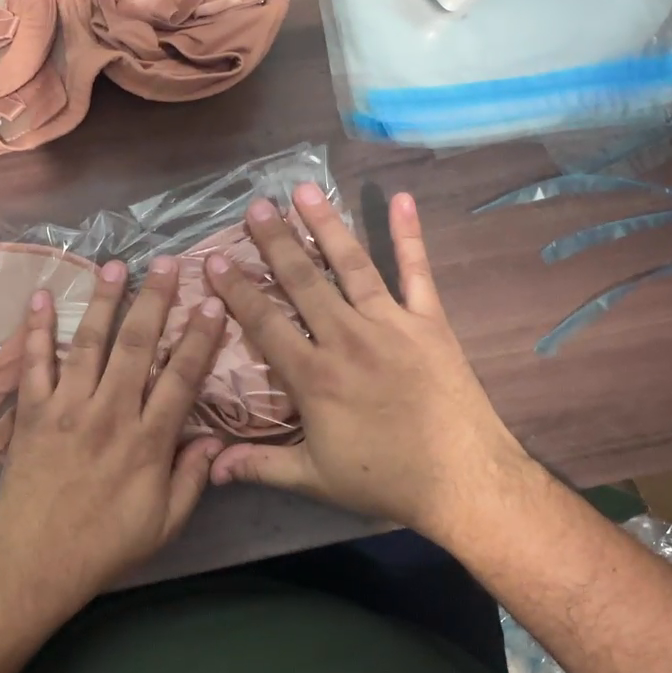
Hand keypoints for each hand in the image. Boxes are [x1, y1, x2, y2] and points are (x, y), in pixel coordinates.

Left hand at [0, 257, 227, 595]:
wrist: (35, 561)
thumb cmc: (105, 545)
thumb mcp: (165, 523)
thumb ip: (192, 478)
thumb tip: (217, 441)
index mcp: (148, 441)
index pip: (181, 377)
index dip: (199, 338)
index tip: (212, 303)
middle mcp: (110, 413)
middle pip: (137, 347)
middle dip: (155, 301)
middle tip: (167, 264)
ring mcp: (67, 409)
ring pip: (90, 345)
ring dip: (104, 303)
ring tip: (116, 266)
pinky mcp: (32, 413)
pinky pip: (35, 364)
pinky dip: (38, 330)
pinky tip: (44, 297)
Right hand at [205, 186, 532, 532]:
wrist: (463, 481)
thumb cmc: (384, 479)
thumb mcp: (313, 478)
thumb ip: (258, 466)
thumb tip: (208, 467)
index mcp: (313, 375)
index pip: (264, 322)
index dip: (236, 291)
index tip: (214, 261)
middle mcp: (347, 338)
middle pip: (303, 281)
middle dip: (275, 242)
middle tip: (255, 206)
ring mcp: (391, 325)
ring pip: (351, 265)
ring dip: (326, 225)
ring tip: (305, 191)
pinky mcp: (430, 323)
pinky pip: (418, 272)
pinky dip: (410, 235)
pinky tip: (402, 198)